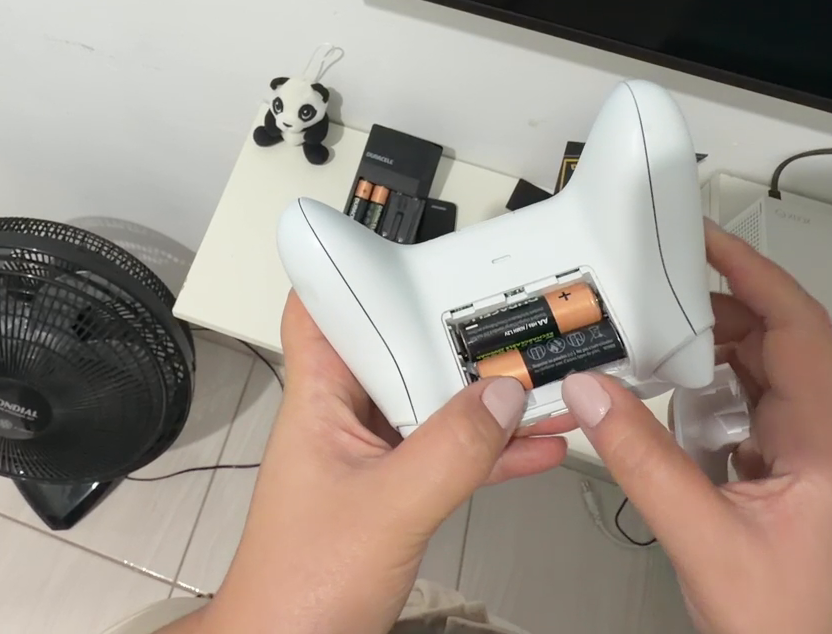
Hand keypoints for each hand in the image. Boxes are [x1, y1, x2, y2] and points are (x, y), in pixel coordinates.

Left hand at [174, 293, 567, 633]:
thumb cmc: (294, 588)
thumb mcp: (384, 510)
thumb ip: (446, 454)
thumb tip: (497, 397)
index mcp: (318, 398)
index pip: (320, 307)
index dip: (351, 269)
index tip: (397, 244)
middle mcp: (343, 415)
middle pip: (394, 347)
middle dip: (446, 329)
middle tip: (499, 309)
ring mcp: (371, 453)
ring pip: (430, 400)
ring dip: (480, 391)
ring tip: (537, 374)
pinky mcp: (396, 490)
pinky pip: (450, 453)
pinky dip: (490, 447)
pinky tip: (535, 444)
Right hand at [560, 224, 831, 633]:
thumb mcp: (706, 546)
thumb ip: (642, 462)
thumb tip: (586, 386)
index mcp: (829, 447)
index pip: (801, 330)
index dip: (753, 273)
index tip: (700, 238)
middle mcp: (829, 443)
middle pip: (778, 344)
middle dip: (715, 309)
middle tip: (647, 289)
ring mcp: (813, 463)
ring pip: (762, 377)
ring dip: (708, 352)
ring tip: (647, 338)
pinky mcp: (793, 481)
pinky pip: (750, 413)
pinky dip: (707, 394)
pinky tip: (665, 400)